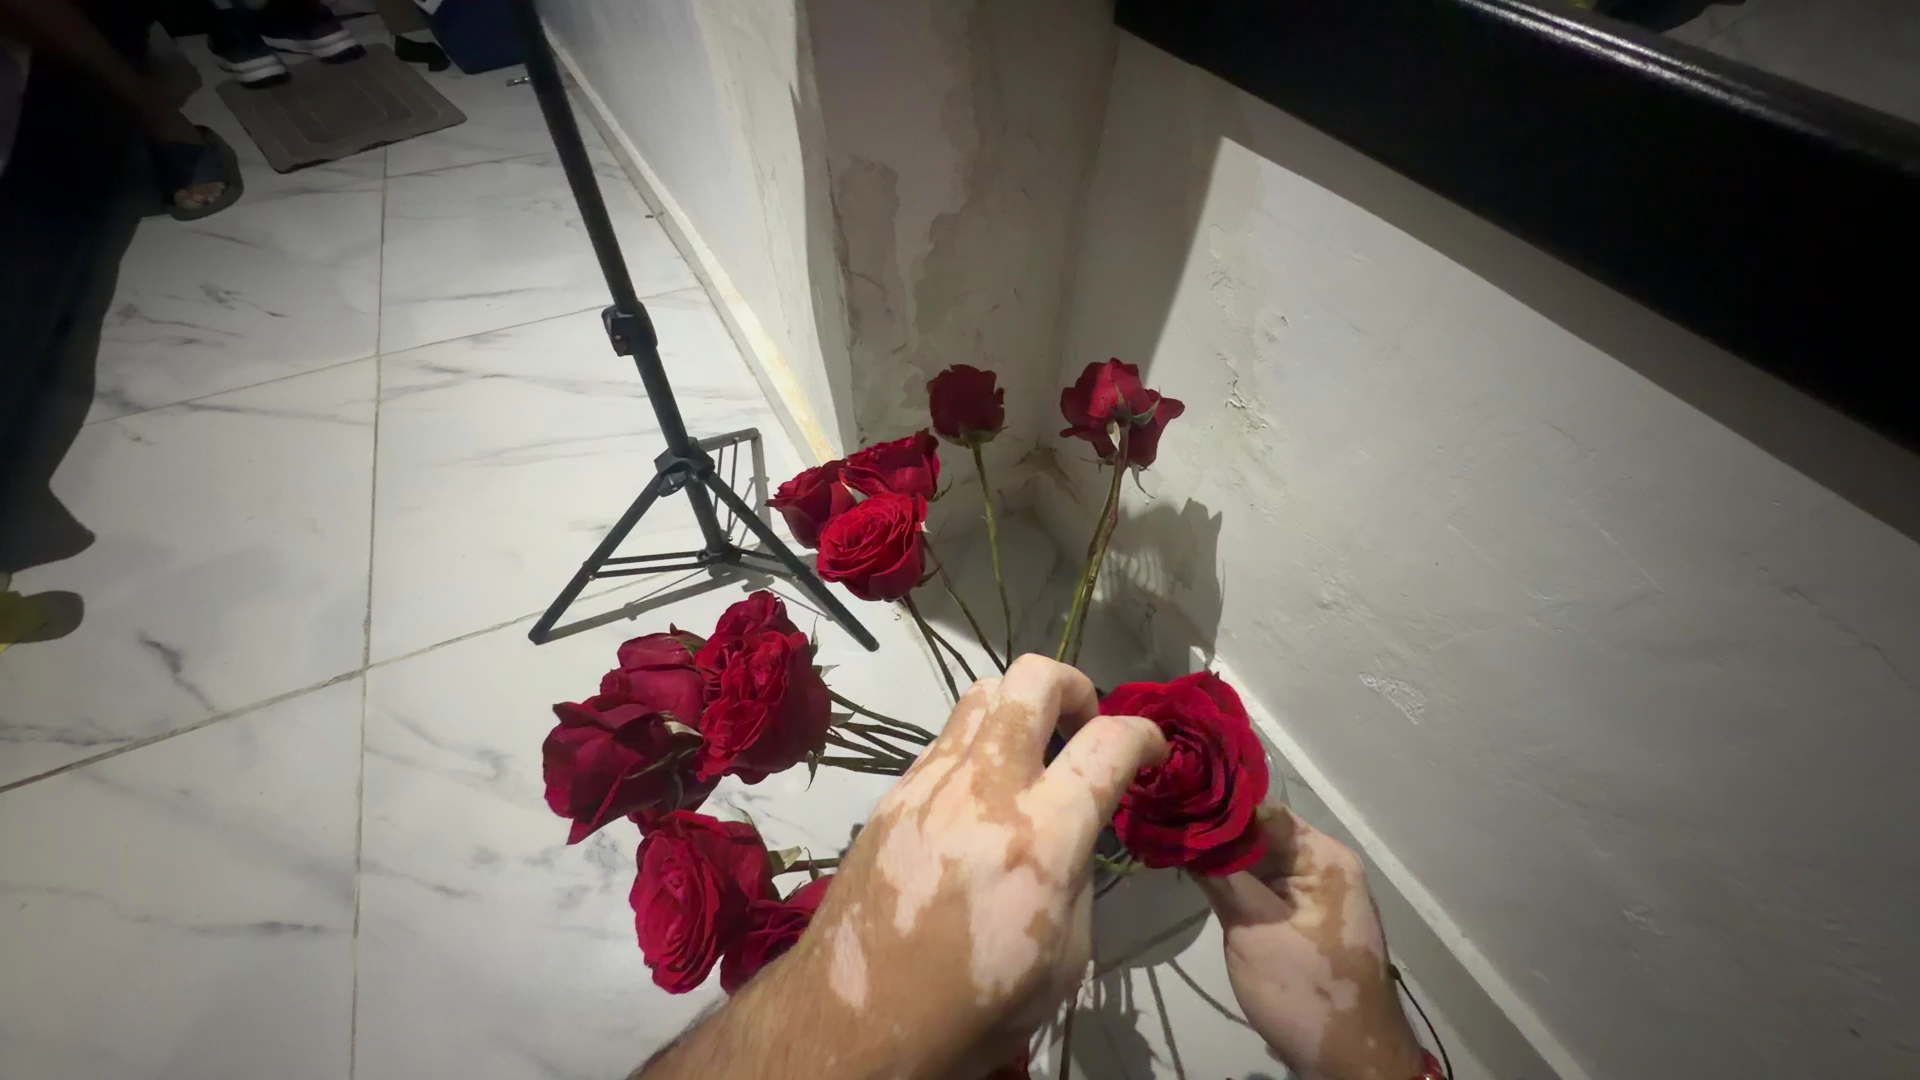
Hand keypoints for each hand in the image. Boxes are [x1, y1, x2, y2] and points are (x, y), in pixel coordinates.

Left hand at [787, 655, 1166, 1077]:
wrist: (859, 1019)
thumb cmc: (976, 1007)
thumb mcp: (1066, 954)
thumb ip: (1077, 868)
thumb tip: (1074, 821)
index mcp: (1041, 838)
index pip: (1107, 743)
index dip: (1144, 734)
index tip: (1150, 748)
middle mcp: (985, 788)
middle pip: (1033, 679)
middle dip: (1074, 686)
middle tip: (1083, 725)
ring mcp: (931, 781)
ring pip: (984, 693)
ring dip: (1022, 706)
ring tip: (1032, 750)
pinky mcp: (896, 790)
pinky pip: (949, 738)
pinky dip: (981, 745)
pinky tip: (981, 793)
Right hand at [1193, 808, 1426, 1079]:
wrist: (1353, 1068)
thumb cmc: (1308, 995)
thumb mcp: (1254, 930)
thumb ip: (1218, 874)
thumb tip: (1179, 827)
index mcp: (1322, 855)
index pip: (1259, 808)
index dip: (1213, 806)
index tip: (1169, 803)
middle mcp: (1320, 862)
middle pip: (1255, 830)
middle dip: (1211, 831)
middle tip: (1161, 824)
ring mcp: (1311, 889)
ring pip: (1253, 856)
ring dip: (1217, 855)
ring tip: (1167, 841)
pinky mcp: (1298, 913)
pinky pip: (1259, 880)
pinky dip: (1229, 878)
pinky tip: (1193, 871)